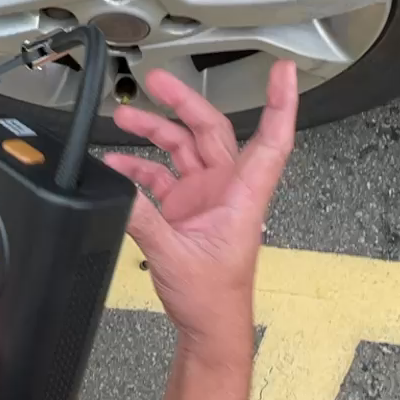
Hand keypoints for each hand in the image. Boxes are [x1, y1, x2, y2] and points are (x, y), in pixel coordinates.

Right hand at [103, 60, 297, 365]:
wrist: (208, 326)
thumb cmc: (214, 298)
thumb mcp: (174, 256)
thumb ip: (143, 218)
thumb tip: (118, 187)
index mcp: (242, 196)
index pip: (271, 140)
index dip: (280, 103)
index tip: (282, 72)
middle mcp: (226, 189)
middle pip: (210, 130)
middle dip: (182, 103)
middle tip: (157, 82)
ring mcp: (205, 197)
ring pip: (182, 148)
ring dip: (154, 131)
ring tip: (124, 117)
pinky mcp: (185, 209)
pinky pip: (161, 175)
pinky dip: (139, 166)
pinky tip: (117, 163)